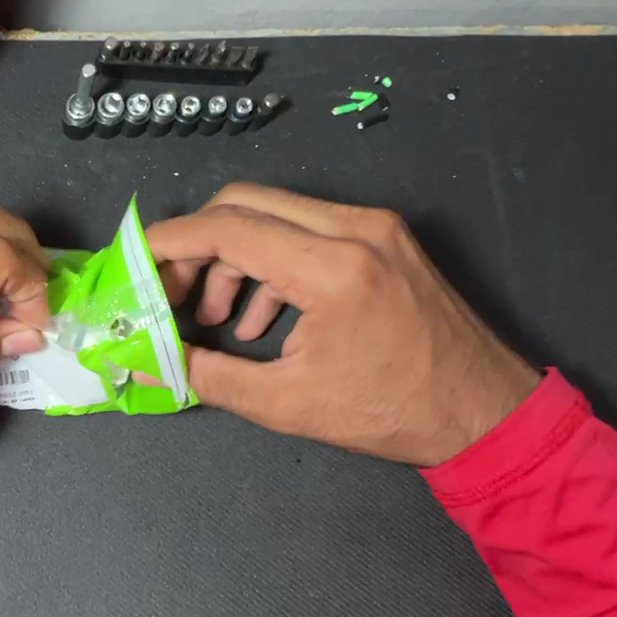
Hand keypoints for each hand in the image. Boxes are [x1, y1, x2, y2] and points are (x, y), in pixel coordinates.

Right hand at [146, 183, 538, 465]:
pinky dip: (268, 266)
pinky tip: (261, 320)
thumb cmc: (387, 412)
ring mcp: (373, 228)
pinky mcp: (382, 239)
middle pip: (244, 204)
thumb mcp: (284, 404)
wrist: (480, 411)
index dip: (170, 241)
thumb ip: (207, 376)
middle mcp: (354, 228)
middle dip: (196, 245)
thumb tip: (150, 365)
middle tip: (171, 293)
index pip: (228, 228)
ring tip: (216, 317)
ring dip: (231, 259)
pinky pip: (305, 233)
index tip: (135, 262)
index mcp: (331, 267)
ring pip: (274, 216)